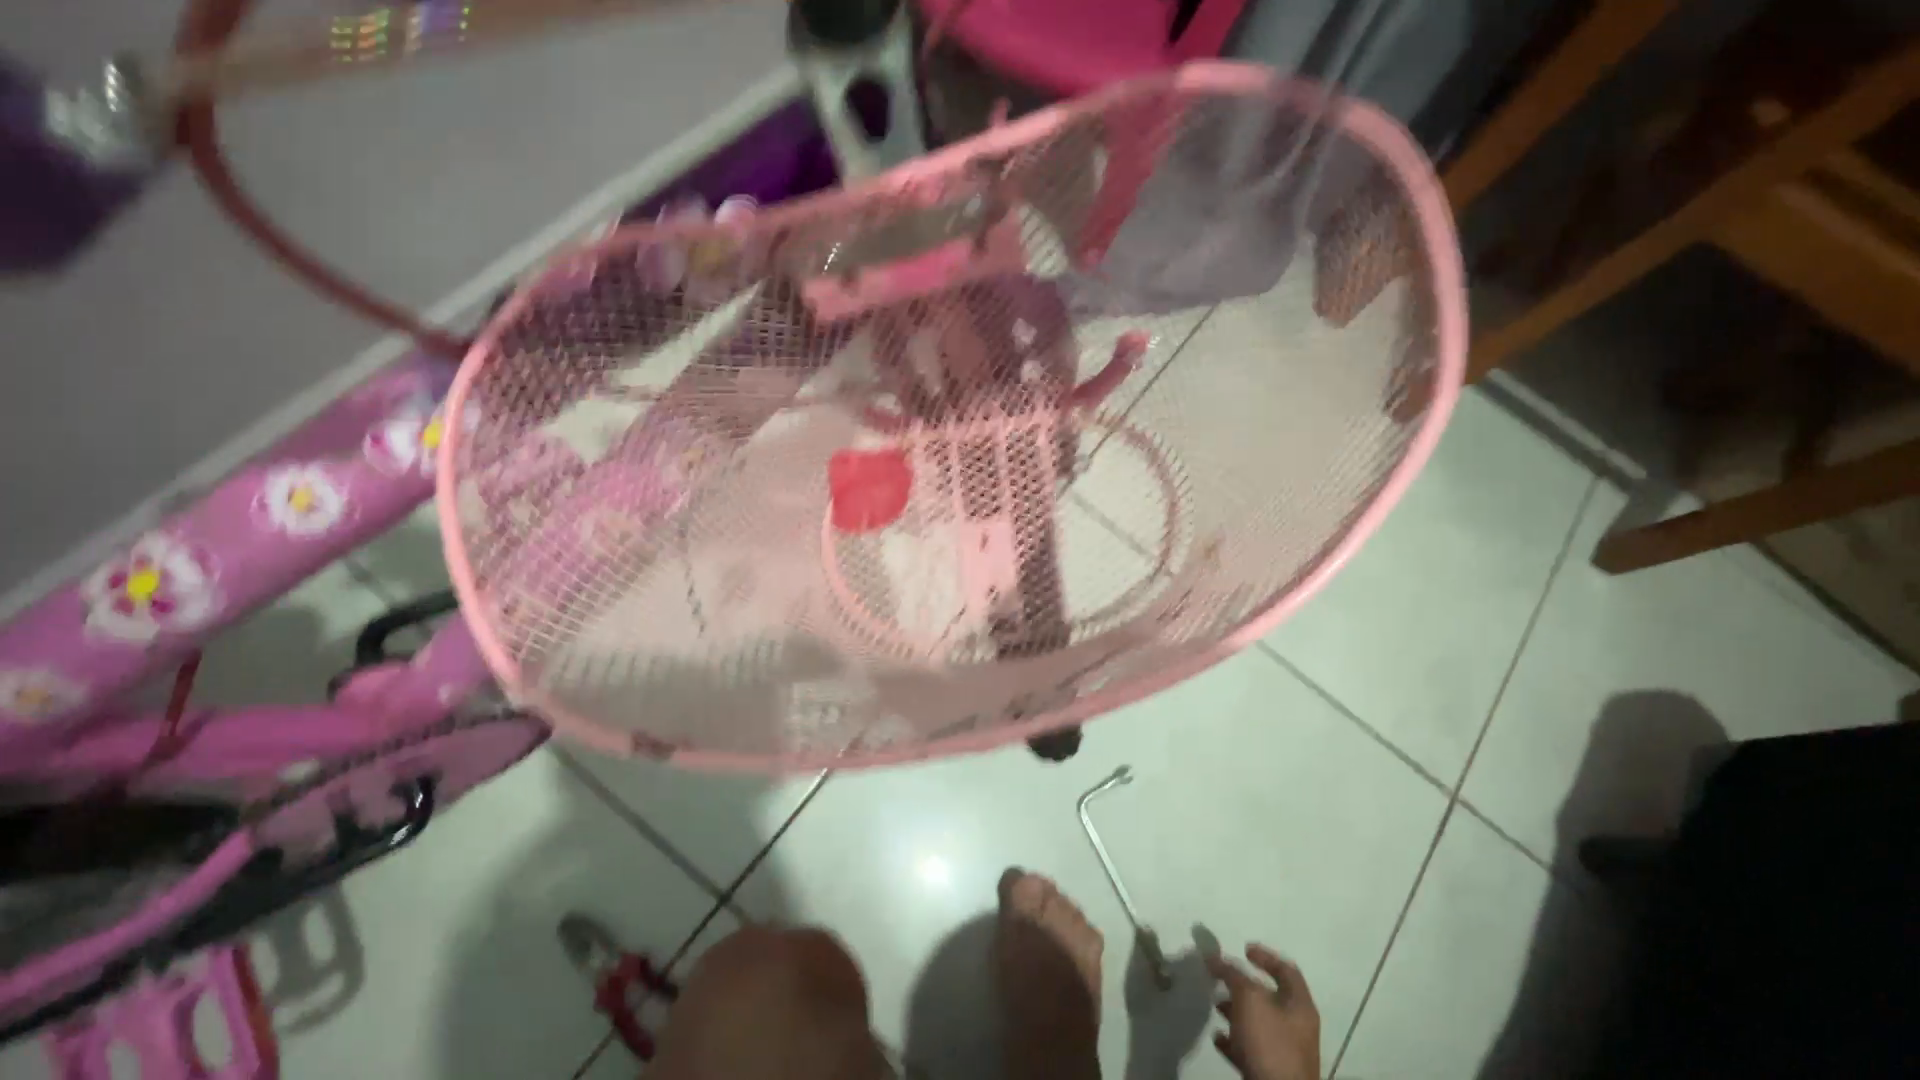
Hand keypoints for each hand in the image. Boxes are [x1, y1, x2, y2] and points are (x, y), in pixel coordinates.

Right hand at [1207, 944, 1320, 1079]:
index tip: (1243, 949)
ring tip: (1216, 1005)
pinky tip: (1217, 1036)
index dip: (1265, 956)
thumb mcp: (1250, 999)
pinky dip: (1233, 1039)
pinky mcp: (1269, 1070)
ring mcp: (1284, 1050)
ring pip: (1258, 1022)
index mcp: (1300, 1005)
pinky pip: (1249, 1047)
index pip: (1287, 970)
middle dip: (1243, 985)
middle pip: (1270, 997)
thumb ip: (1233, 974)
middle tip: (1222, 978)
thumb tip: (1215, 956)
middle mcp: (1296, 1026)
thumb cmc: (1270, 1042)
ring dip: (1235, 1011)